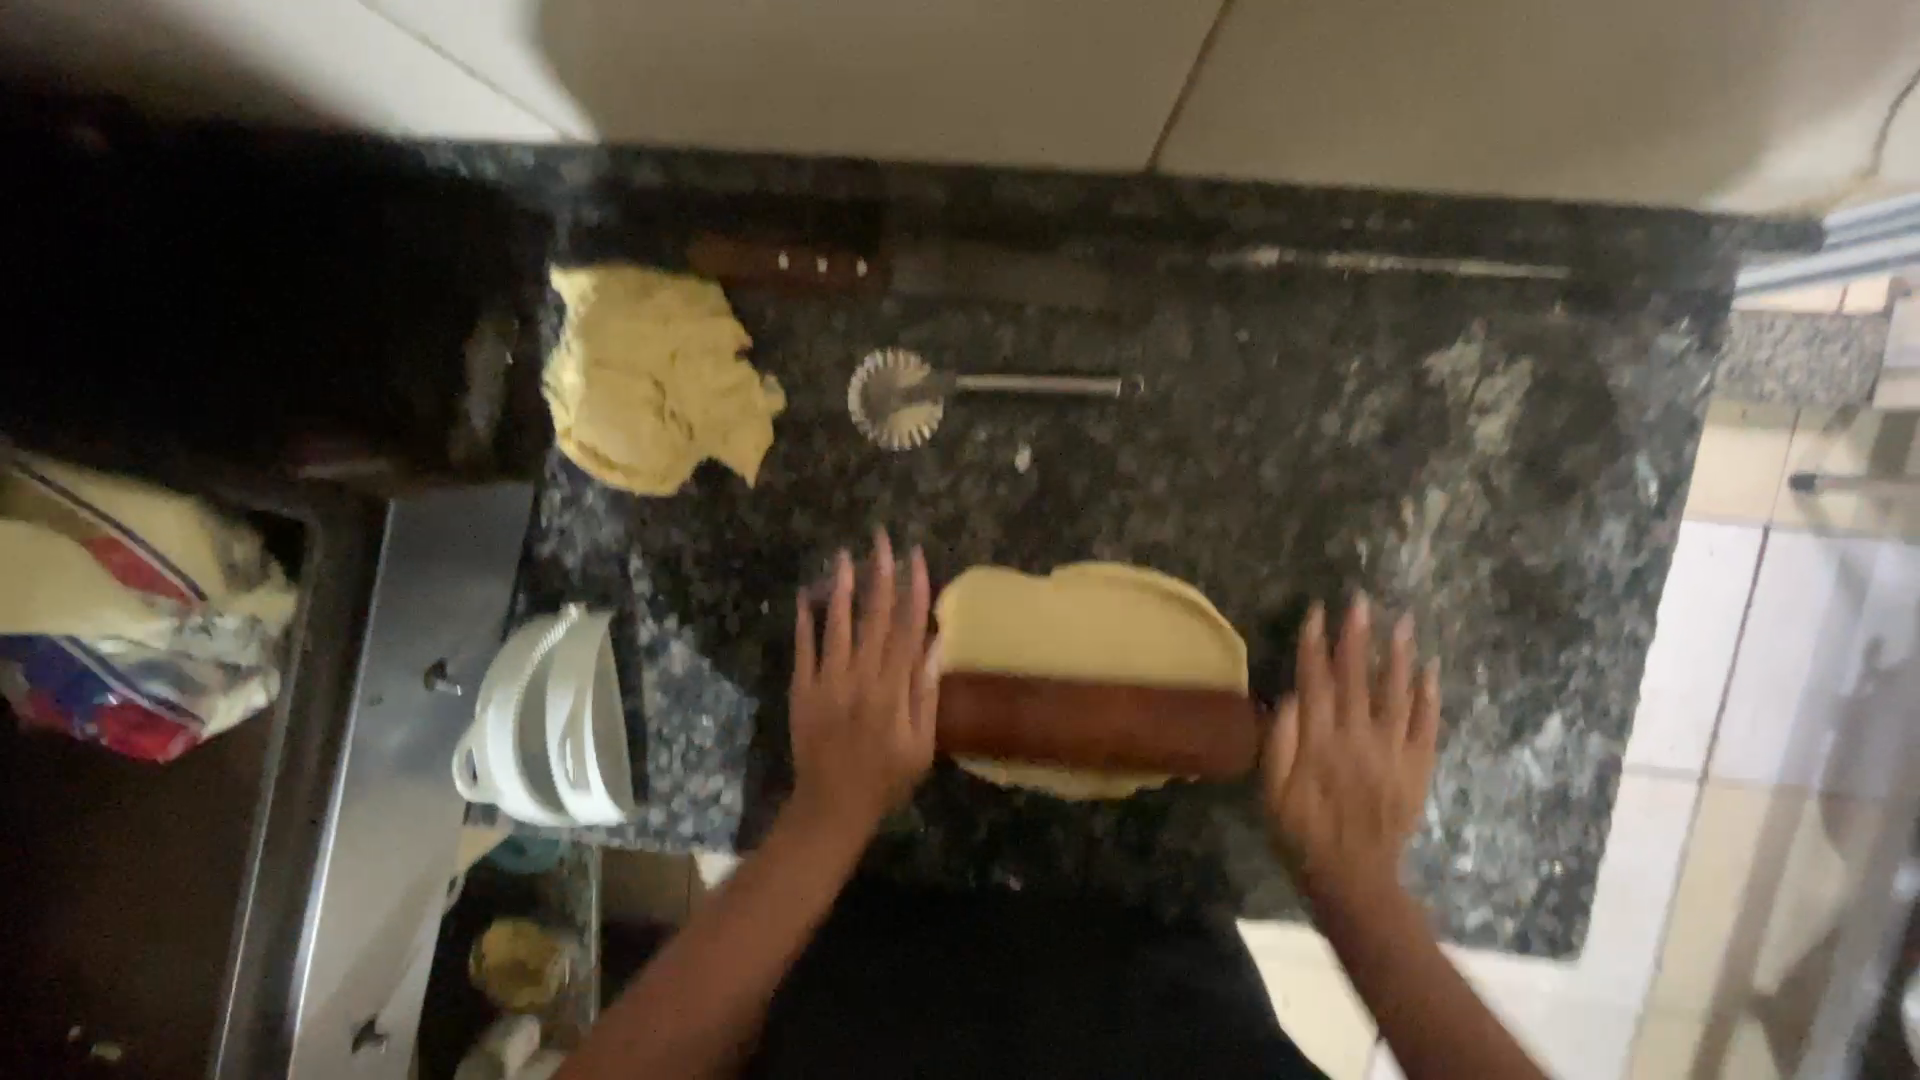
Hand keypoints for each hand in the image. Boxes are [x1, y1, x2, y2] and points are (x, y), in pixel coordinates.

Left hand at [787, 531, 938, 838]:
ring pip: (837, 625)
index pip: (908, 628)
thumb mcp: (922, 745)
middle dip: (880, 574)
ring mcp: (827, 682)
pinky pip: (804, 649)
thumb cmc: (886, 779)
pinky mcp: (802, 690)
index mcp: (894, 690)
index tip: (917, 557)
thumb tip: (933, 645)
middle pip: (874, 616)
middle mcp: (861, 678)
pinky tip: (806, 595)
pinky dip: (805, 621)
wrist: (832, 806)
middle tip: (881, 539)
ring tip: (845, 555)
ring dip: (842, 588)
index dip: (914, 589)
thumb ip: (925, 693)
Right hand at [1261, 595, 1440, 906]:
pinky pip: (1427, 726)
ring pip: (1398, 694)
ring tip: (1402, 621)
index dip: (1315, 645)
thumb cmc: (1300, 832)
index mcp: (1319, 742)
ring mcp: (1393, 752)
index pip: (1316, 681)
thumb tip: (1292, 696)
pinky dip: (1429, 696)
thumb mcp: (1272, 791)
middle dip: (1357, 636)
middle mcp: (1358, 739)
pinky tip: (1429, 669)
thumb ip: (1280, 742)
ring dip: (1399, 656)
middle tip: (1361, 600)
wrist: (1353, 877)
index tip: (1317, 612)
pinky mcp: (1418, 768)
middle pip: (1356, 678)